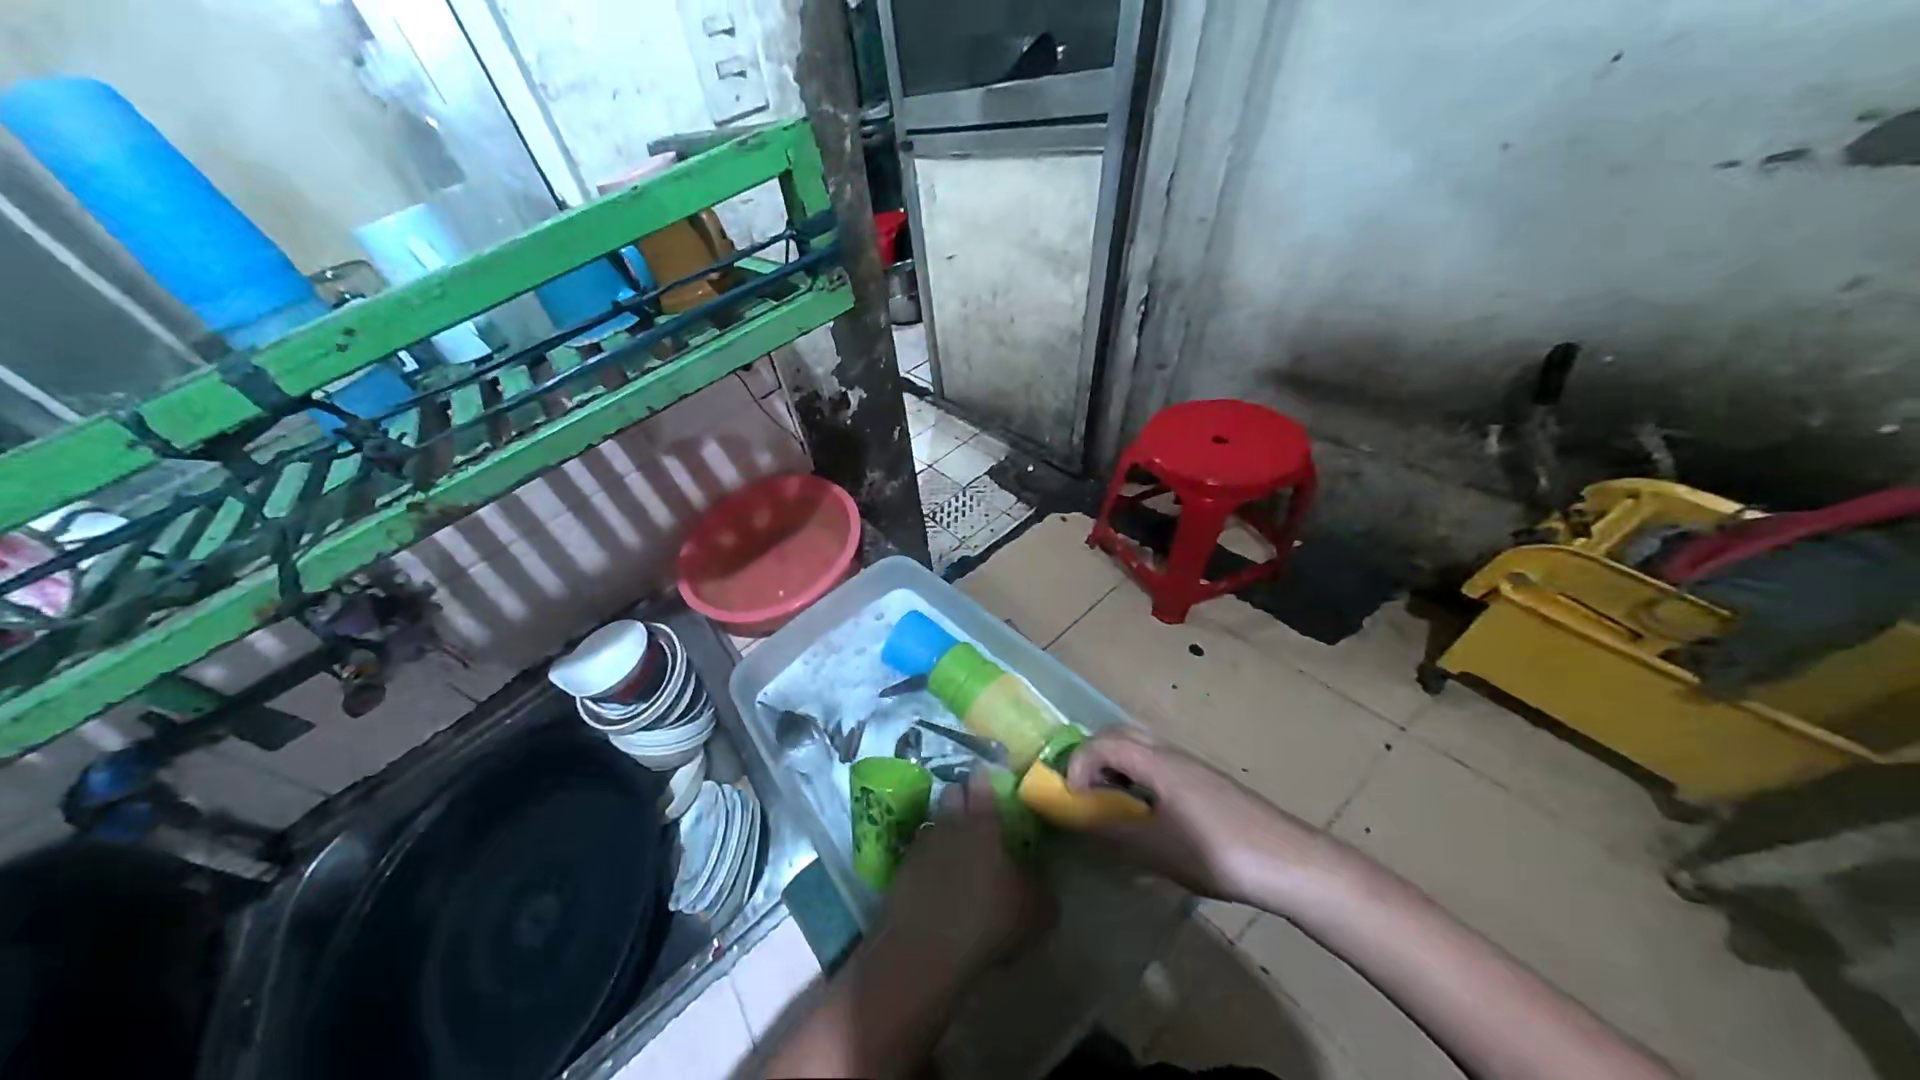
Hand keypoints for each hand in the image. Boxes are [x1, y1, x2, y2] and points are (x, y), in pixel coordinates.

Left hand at [877, 771, 1054, 978]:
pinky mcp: (901, 868)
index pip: (981, 785)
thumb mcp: (1035, 908)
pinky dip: (928, 857)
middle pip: (952, 795)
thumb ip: (1040, 883)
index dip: (985, 777)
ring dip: (944, 827)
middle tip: (974, 809)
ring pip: (934, 821)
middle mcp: (949, 824)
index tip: (988, 775)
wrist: (923, 951)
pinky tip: (936, 874)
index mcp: (983, 824)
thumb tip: (1037, 873)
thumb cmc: (986, 922)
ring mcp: (921, 844)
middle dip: (961, 795)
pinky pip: (919, 851)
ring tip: (955, 844)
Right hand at [1066, 730, 1338, 907]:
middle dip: (1093, 758)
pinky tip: (1148, 816)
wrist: (1291, 863)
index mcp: (1157, 762)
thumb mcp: (1156, 848)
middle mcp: (1172, 754)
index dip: (1077, 765)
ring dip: (1116, 769)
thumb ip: (1111, 830)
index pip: (1102, 743)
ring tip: (1112, 807)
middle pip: (1121, 735)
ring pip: (1141, 750)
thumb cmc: (1218, 852)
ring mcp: (1193, 768)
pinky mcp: (1207, 784)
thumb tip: (1075, 817)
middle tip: (1085, 795)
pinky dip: (1138, 779)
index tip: (1072, 800)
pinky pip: (1159, 766)